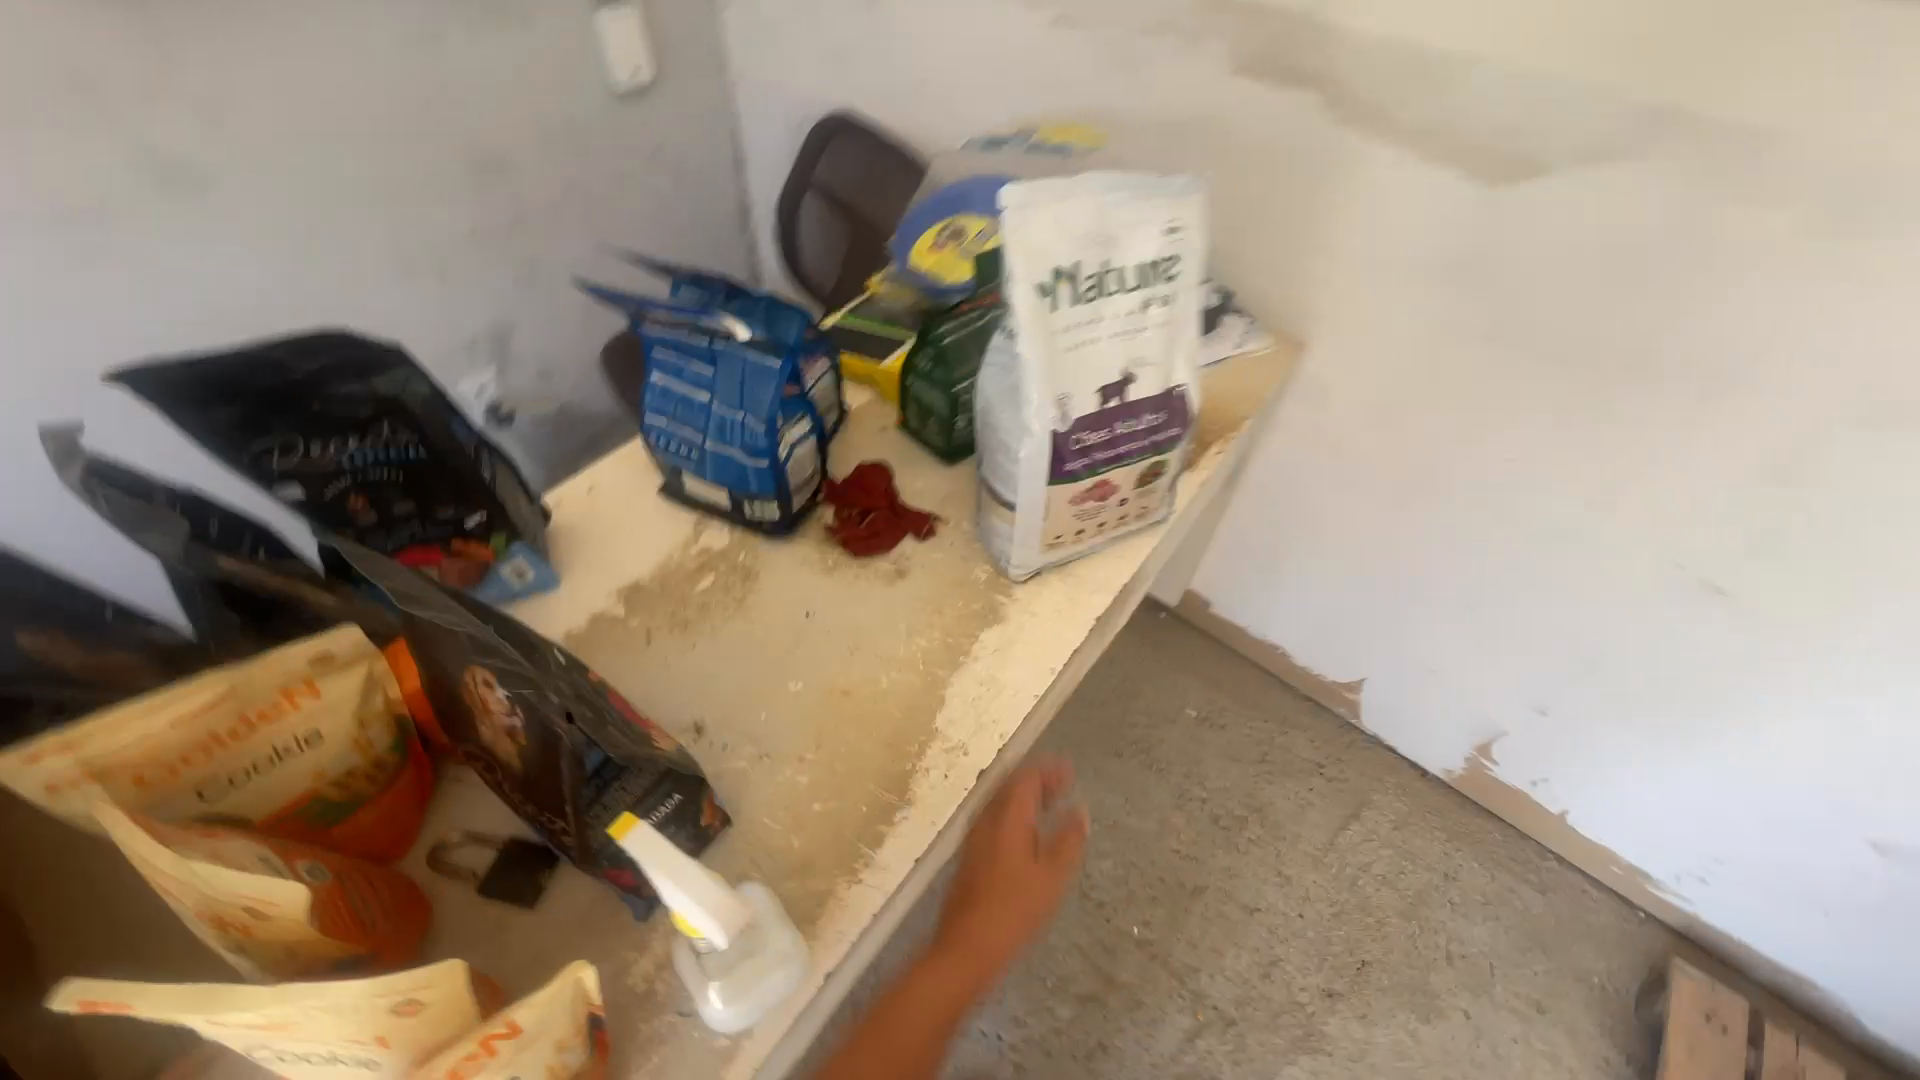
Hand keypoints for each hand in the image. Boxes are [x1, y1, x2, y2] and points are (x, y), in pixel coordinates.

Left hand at [929, 757, 1089, 991]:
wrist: (966, 947)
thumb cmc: (1014, 911)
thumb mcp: (1051, 878)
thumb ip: (1068, 841)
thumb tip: (1080, 811)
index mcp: (1007, 817)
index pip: (1026, 778)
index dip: (1048, 770)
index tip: (1070, 770)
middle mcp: (987, 819)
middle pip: (1010, 785)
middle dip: (1037, 779)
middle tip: (1063, 784)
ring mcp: (974, 837)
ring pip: (1000, 801)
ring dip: (1024, 796)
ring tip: (1050, 803)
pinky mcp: (970, 854)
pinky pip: (994, 817)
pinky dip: (1014, 813)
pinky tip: (1028, 833)